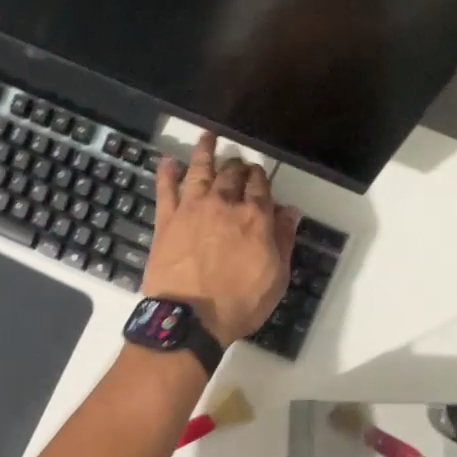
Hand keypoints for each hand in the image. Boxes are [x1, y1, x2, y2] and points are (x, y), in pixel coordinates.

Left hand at [143, 132, 299, 345]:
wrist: (190, 318)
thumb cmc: (239, 304)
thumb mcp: (276, 278)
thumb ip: (283, 241)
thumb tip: (291, 212)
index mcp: (255, 218)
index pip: (260, 186)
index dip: (260, 178)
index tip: (258, 176)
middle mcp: (224, 205)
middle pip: (231, 175)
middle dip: (236, 166)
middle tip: (236, 164)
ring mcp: (192, 209)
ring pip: (200, 171)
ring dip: (205, 152)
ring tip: (207, 137)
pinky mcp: (166, 220)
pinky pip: (165, 189)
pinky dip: (167, 172)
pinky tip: (168, 161)